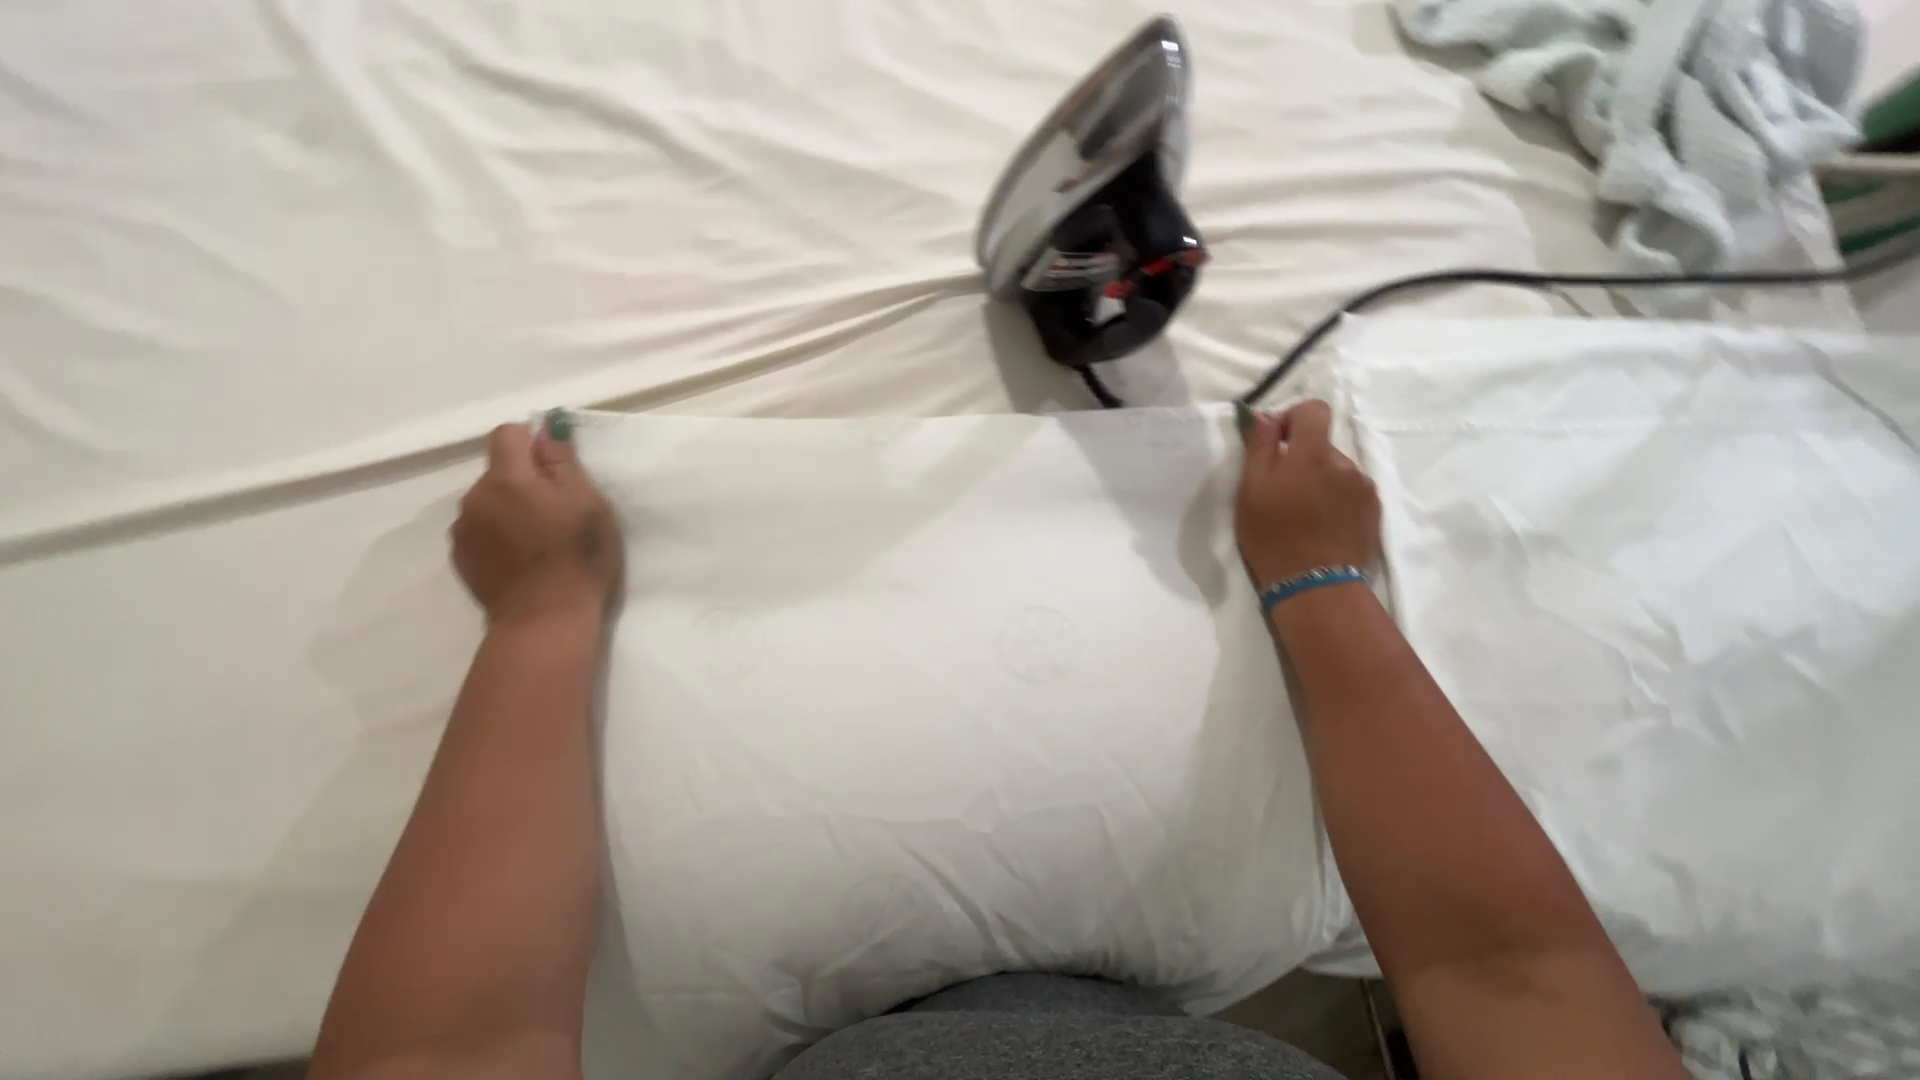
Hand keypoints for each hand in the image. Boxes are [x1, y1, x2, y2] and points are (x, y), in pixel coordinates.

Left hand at [452, 418, 621, 626]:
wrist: (544, 619)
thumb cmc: (577, 558)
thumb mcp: (587, 504)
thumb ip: (562, 462)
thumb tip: (545, 429)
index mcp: (508, 478)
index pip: (508, 434)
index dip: (532, 443)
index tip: (556, 469)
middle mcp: (476, 496)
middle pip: (499, 470)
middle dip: (524, 480)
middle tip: (557, 512)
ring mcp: (463, 528)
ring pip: (488, 501)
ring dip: (509, 508)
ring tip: (538, 540)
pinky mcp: (461, 557)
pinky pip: (479, 529)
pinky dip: (498, 535)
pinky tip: (521, 559)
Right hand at [1235, 399, 1379, 586]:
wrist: (1314, 584)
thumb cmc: (1272, 536)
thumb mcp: (1251, 490)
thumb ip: (1260, 447)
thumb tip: (1267, 416)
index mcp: (1312, 453)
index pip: (1314, 410)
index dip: (1293, 419)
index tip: (1278, 444)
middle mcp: (1344, 463)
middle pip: (1323, 445)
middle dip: (1303, 459)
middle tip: (1283, 493)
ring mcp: (1363, 487)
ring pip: (1337, 470)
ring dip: (1321, 481)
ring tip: (1304, 514)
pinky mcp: (1374, 509)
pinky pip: (1351, 491)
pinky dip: (1336, 499)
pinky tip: (1323, 525)